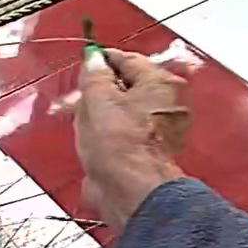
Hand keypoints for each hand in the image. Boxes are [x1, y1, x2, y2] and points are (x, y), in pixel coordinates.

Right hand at [73, 48, 187, 234]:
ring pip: (126, 109)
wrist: (129, 189)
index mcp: (161, 83)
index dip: (104, 59)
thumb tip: (93, 60)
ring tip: (81, 117)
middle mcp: (168, 103)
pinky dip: (109, 130)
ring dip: (103, 110)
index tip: (87, 59)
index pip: (129, 60)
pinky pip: (126, 130)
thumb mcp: (97, 100)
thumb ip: (94, 76)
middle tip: (79, 91)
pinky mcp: (149, 150)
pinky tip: (91, 138)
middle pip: (129, 85)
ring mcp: (161, 128)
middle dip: (102, 88)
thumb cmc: (117, 143)